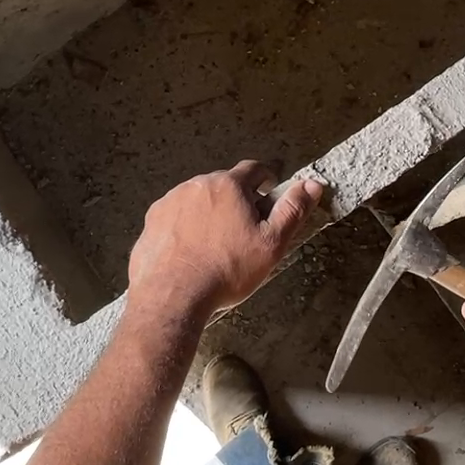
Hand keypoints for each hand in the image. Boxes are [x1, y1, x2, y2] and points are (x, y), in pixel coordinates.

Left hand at [127, 161, 326, 317]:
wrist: (173, 295)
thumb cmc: (226, 270)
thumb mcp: (271, 243)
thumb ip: (292, 211)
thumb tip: (312, 185)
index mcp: (229, 185)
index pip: (254, 169)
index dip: (266, 180)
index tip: (270, 194)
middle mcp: (197, 185)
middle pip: (225, 185)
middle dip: (237, 201)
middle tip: (245, 230)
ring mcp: (170, 201)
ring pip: (198, 200)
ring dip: (210, 214)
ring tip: (216, 246)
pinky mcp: (152, 220)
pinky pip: (175, 217)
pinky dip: (185, 228)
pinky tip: (192, 253)